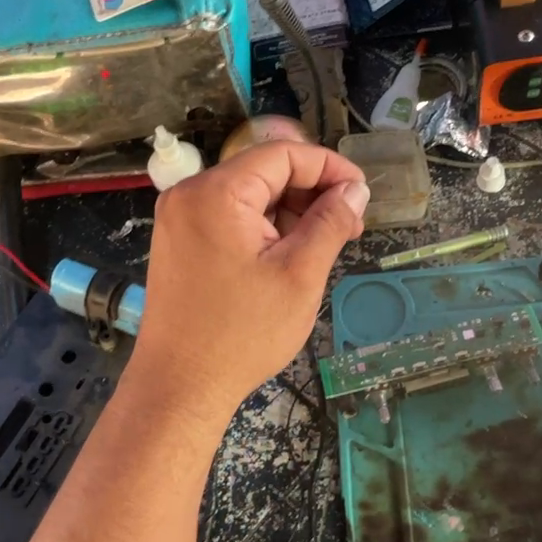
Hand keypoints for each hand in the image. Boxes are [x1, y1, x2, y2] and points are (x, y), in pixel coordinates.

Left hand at [129, 141, 368, 414]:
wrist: (180, 386)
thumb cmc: (243, 333)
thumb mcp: (300, 274)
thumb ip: (330, 222)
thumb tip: (355, 189)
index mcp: (216, 193)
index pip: (282, 155)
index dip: (329, 167)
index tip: (362, 194)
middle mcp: (190, 194)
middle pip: (264, 171)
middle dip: (311, 193)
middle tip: (348, 228)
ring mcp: (180, 219)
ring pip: (249, 196)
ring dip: (290, 212)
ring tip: (322, 247)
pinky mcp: (179, 242)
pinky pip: (230, 217)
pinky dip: (264, 228)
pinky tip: (288, 255)